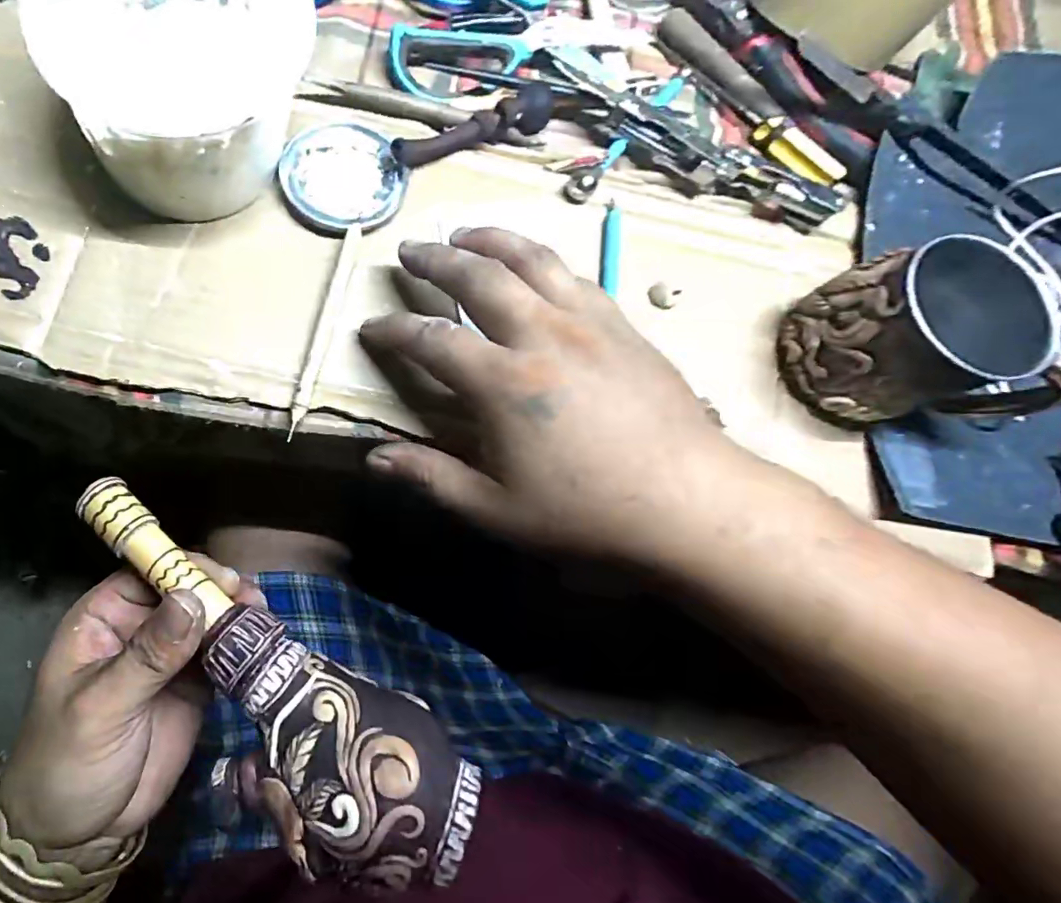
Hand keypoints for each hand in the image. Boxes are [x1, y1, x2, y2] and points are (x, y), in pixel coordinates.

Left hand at [0, 558, 265, 849]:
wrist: (75, 831)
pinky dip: (241, 656)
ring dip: (235, 622)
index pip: (144, 576)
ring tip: (266, 622)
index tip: (222, 578)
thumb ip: (148, 656)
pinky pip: (219, 663)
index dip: (182, 569)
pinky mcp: (191, 693)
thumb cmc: (68, 760)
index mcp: (101, 623)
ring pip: (205, 627)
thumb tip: (191, 599)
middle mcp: (136, 633)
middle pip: (182, 596)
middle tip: (254, 601)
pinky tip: (263, 651)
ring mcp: (166, 664)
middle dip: (218, 593)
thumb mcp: (102, 707)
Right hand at [358, 228, 788, 569]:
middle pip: (482, 278)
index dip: (394, 331)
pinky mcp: (625, 327)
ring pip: (534, 261)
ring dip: (493, 241)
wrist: (690, 501)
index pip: (433, 341)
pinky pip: (575, 277)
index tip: (370, 327)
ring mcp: (590, 325)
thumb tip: (374, 459)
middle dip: (438, 260)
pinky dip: (542, 261)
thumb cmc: (583, 512)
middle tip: (410, 250)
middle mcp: (544, 337)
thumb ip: (430, 477)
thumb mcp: (493, 508)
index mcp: (505, 384)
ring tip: (466, 233)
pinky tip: (534, 267)